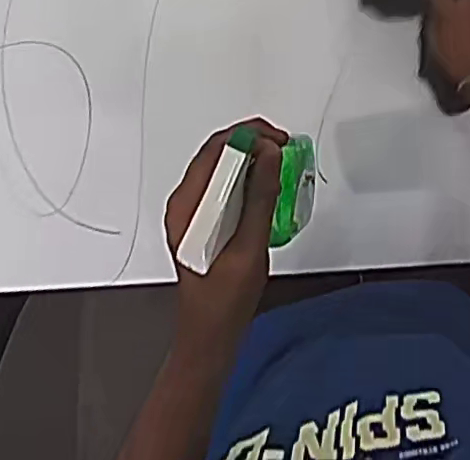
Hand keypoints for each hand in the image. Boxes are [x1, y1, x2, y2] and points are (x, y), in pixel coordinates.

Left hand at [164, 118, 287, 340]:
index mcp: (188, 207)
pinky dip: (248, 172)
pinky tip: (268, 181)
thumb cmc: (227, 298)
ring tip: (281, 160)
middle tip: (284, 147)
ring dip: (252, 155)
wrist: (209, 334)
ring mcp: (192, 209)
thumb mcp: (250, 246)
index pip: (216, 149)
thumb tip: (270, 152)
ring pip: (222, 164)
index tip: (279, 141)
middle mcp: (184, 202)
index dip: (249, 135)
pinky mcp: (203, 217)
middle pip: (218, 151)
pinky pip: (225, 181)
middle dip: (253, 141)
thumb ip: (260, 196)